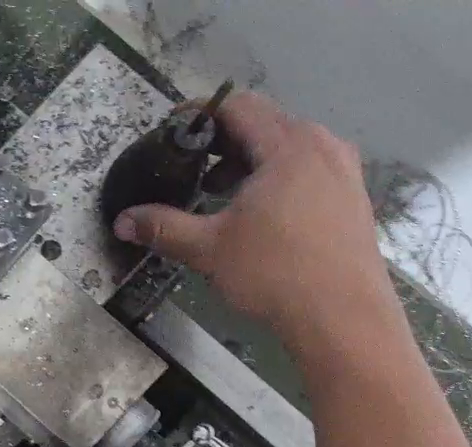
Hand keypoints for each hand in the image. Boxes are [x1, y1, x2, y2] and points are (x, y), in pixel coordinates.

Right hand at [112, 92, 391, 337]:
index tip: (170, 133)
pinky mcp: (349, 196)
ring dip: (247, 163)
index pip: (238, 107)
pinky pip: (304, 170)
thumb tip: (122, 221)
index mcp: (287, 145)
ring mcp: (341, 169)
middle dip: (220, 143)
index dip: (199, 114)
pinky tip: (254, 215)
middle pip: (263, 124)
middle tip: (186, 168)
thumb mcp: (208, 249)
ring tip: (216, 194)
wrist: (340, 313)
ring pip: (285, 149)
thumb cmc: (273, 272)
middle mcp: (320, 145)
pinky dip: (273, 179)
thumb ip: (163, 228)